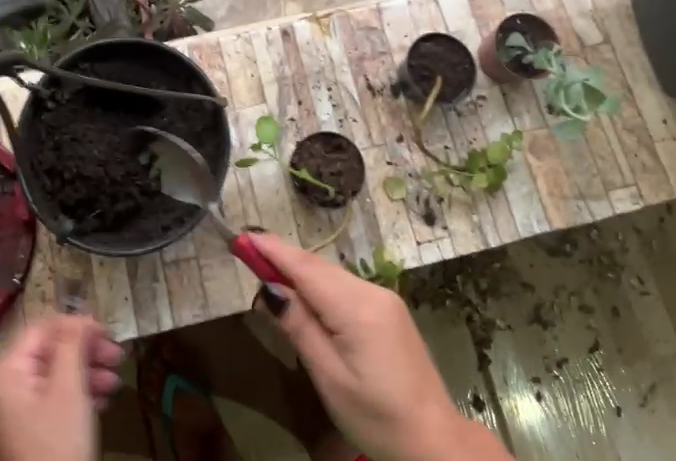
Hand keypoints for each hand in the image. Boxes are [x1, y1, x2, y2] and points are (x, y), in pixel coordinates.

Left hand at [0, 315, 125, 460]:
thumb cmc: (58, 441)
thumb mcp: (69, 388)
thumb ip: (73, 344)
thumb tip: (79, 313)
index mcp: (7, 371)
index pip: (42, 329)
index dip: (76, 325)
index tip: (107, 331)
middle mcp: (5, 386)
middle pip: (50, 352)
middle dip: (86, 352)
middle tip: (117, 356)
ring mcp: (15, 410)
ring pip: (55, 375)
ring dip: (87, 373)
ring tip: (115, 382)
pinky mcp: (28, 429)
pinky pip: (53, 398)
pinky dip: (78, 394)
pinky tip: (101, 401)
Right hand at [249, 233, 510, 460]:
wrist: (434, 441)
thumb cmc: (377, 417)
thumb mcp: (329, 377)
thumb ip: (299, 327)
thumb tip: (269, 289)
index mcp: (356, 307)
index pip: (305, 267)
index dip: (272, 250)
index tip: (241, 236)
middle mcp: (372, 292)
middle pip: (318, 267)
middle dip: (281, 257)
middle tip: (244, 249)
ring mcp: (384, 299)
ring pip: (331, 275)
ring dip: (299, 270)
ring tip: (264, 268)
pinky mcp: (388, 311)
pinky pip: (344, 287)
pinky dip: (318, 284)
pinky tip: (302, 293)